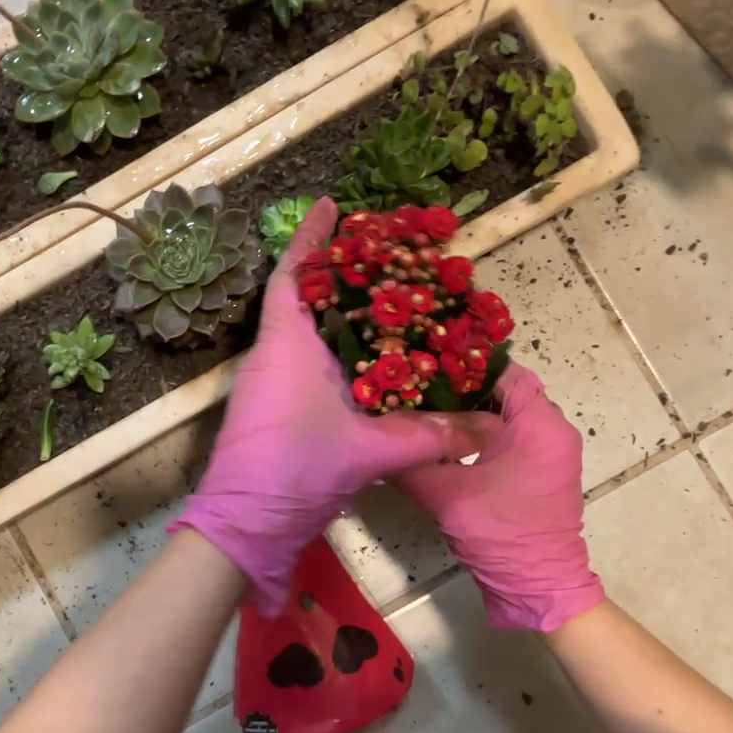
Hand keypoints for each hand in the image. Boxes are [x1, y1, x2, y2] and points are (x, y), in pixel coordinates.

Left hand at [171, 198, 477, 614]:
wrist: (243, 527)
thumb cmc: (293, 473)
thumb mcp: (368, 452)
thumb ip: (430, 437)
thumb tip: (489, 428)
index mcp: (286, 347)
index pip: (292, 276)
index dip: (310, 239)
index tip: (330, 205)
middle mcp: (273, 357)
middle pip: (304, 299)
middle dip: (338, 273)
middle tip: (381, 252)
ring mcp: (270, 385)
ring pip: (306, 334)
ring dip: (338, 313)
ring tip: (384, 296)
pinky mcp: (276, 411)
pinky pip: (308, 365)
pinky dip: (336, 352)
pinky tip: (368, 360)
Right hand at [397, 364, 603, 632]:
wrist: (537, 589)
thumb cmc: (501, 536)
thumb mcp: (447, 496)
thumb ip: (411, 463)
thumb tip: (376, 436)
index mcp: (540, 425)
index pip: (504, 372)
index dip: (464, 366)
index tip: (424, 367)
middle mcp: (549, 431)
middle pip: (501, 391)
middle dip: (457, 388)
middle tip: (412, 387)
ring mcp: (544, 452)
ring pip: (500, 416)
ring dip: (463, 413)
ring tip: (418, 411)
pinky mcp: (533, 471)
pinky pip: (503, 438)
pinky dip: (473, 435)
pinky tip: (436, 441)